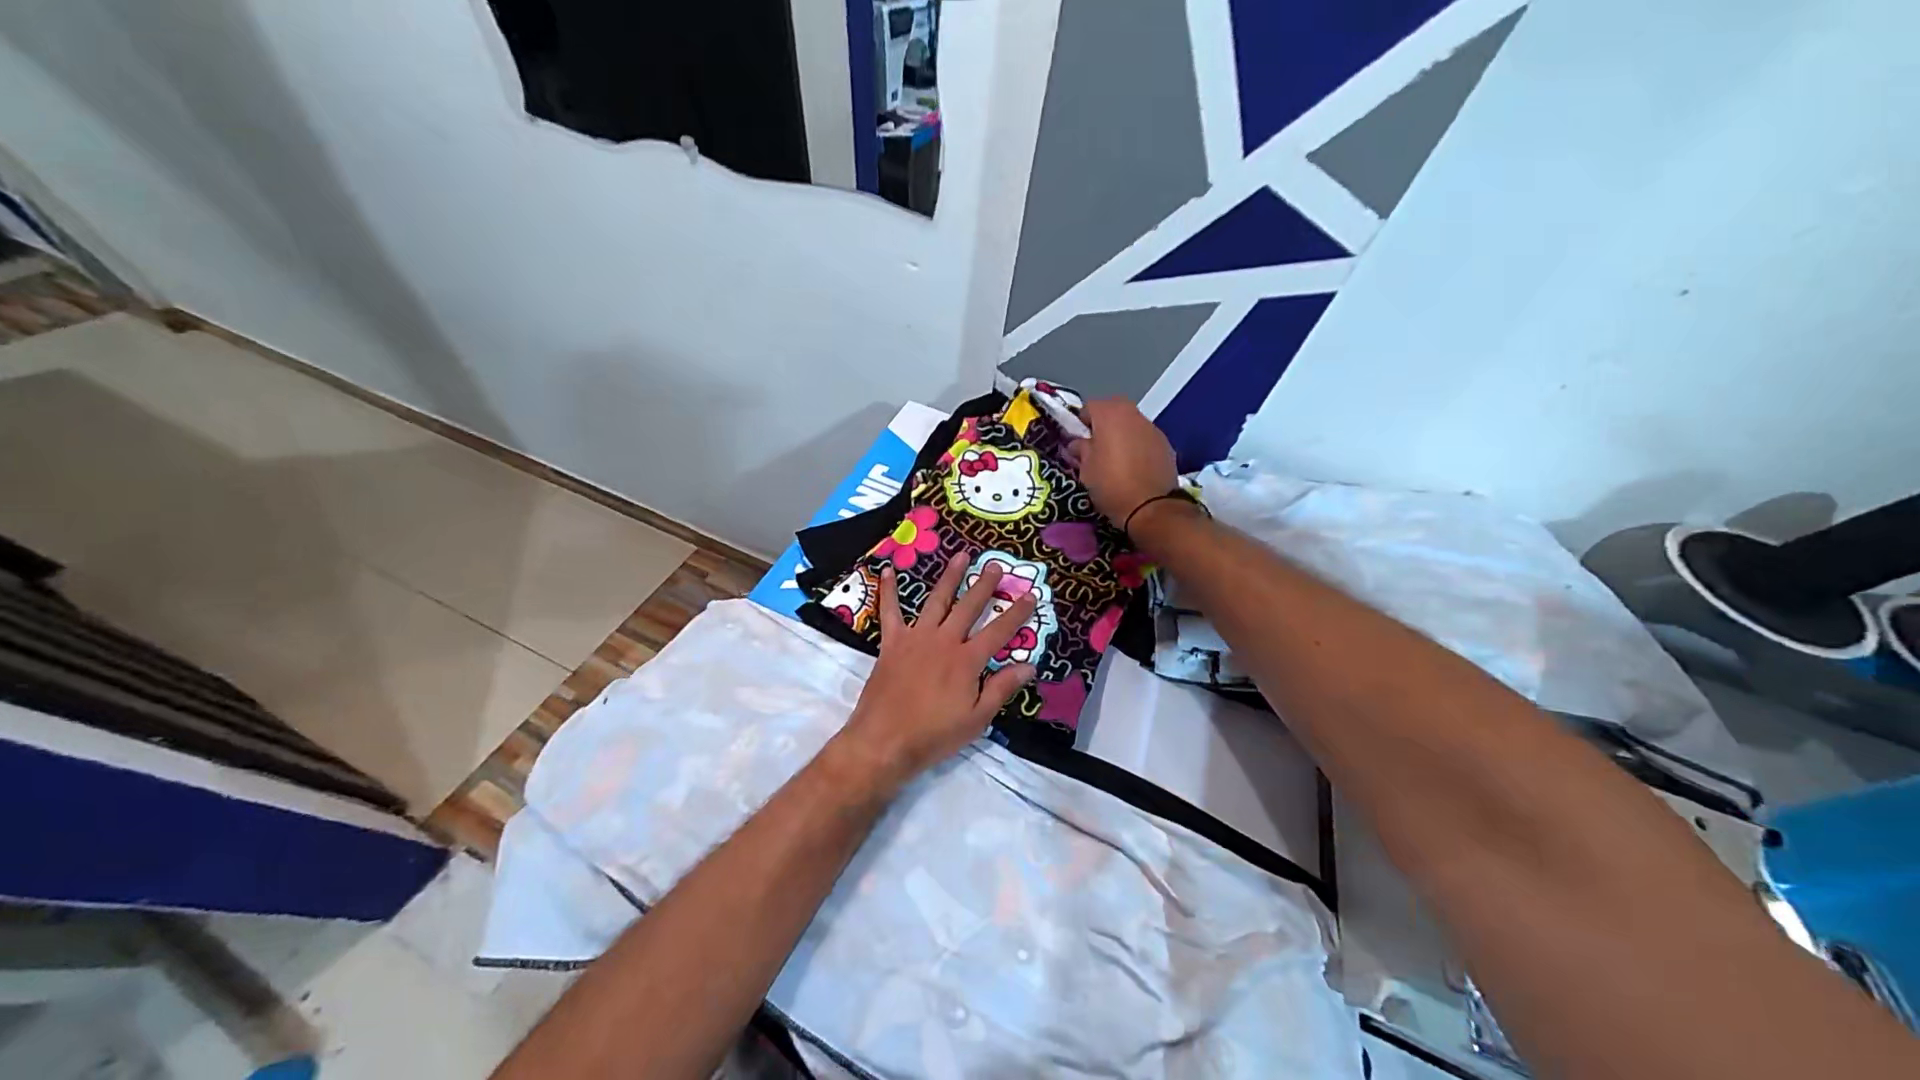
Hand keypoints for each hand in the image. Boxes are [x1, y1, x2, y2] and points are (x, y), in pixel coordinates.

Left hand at [831, 555, 1036, 794]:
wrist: (884, 740)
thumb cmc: (934, 735)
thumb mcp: (976, 719)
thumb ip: (1001, 688)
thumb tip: (1028, 665)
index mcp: (967, 661)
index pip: (998, 632)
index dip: (1017, 613)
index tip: (1030, 595)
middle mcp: (943, 641)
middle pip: (969, 607)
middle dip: (984, 585)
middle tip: (996, 566)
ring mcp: (915, 638)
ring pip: (937, 601)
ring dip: (950, 578)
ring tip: (961, 557)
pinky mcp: (892, 643)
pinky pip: (890, 611)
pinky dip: (889, 591)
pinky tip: (889, 571)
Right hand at [1073, 399, 1178, 527]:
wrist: (1151, 507)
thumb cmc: (1110, 484)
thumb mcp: (1085, 468)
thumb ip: (1079, 449)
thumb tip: (1077, 444)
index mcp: (1110, 413)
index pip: (1088, 407)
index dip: (1079, 424)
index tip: (1077, 442)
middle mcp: (1133, 414)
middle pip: (1112, 411)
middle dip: (1102, 426)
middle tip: (1095, 449)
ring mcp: (1153, 428)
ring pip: (1130, 425)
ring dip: (1121, 435)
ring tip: (1115, 460)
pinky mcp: (1166, 445)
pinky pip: (1144, 439)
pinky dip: (1137, 447)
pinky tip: (1133, 468)